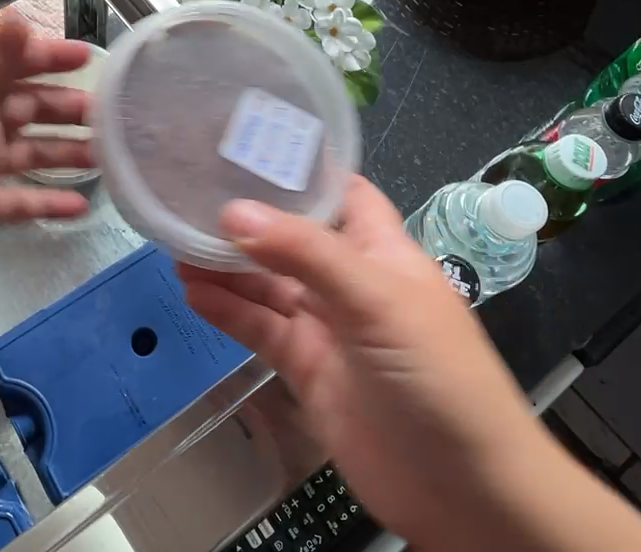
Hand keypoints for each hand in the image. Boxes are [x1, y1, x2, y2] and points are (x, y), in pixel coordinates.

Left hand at [0, 19, 95, 317]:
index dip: (46, 58)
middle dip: (64, 108)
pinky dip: (47, 201)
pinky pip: (20, 200)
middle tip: (112, 113)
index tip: (89, 56)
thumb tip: (18, 20)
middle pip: (24, 110)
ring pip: (27, 154)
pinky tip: (80, 207)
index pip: (7, 68)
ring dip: (63, 152)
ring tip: (107, 155)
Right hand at [176, 177, 550, 547]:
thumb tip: (234, 213)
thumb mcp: (375, 300)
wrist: (465, 491)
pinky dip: (229, 313)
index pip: (338, 193)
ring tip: (176, 246)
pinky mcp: (308, 370)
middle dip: (248, 221)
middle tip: (189, 199)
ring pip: (268, 285)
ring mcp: (327, 327)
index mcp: (380, 249)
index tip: (243, 148)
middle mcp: (350, 281)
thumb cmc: (437, 376)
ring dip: (227, 268)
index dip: (298, 170)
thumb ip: (305, 254)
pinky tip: (193, 295)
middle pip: (291, 239)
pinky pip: (261, 331)